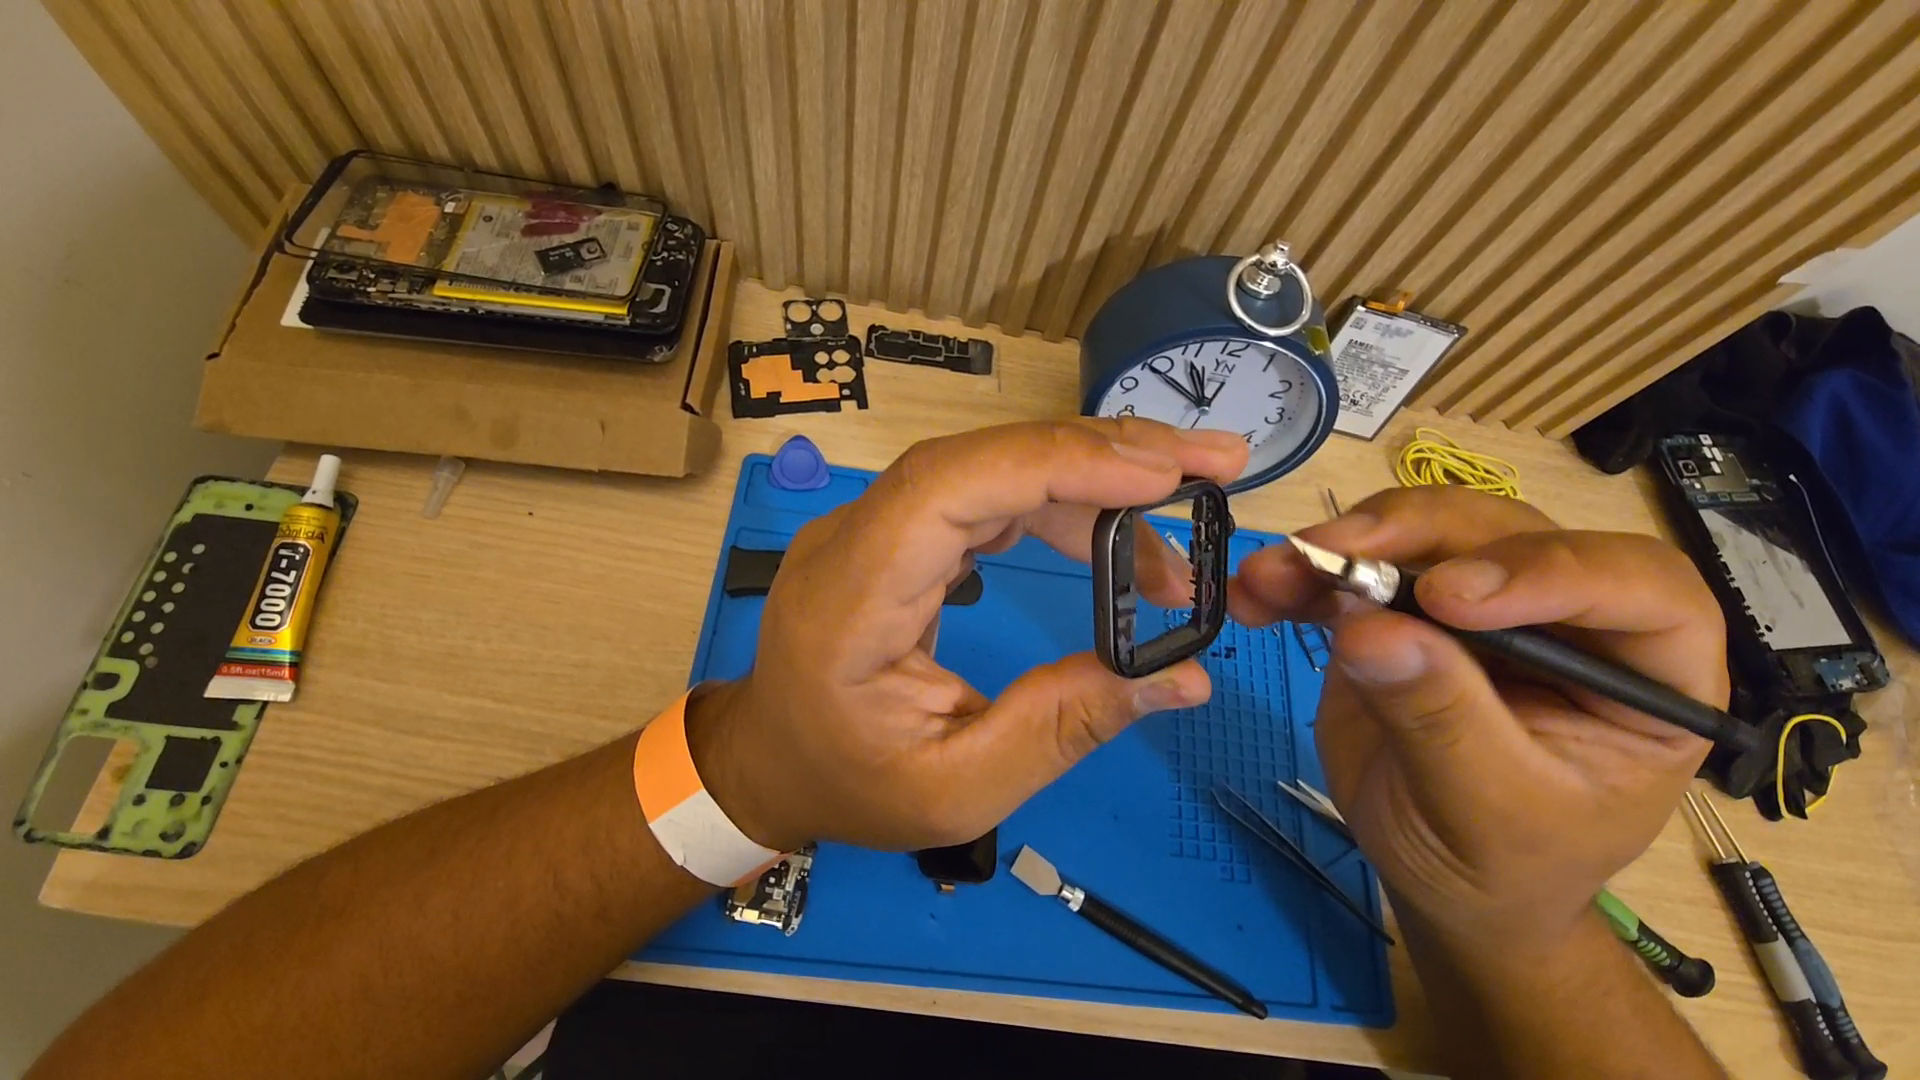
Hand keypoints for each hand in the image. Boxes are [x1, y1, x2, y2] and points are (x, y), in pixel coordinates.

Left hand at [686, 420, 1248, 851]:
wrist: (770, 759)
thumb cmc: (848, 784)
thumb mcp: (959, 788)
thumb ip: (1064, 728)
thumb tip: (1183, 680)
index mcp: (850, 602)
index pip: (946, 490)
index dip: (1054, 463)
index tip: (1162, 473)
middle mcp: (855, 541)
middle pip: (980, 460)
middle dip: (1102, 453)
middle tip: (1213, 467)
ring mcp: (875, 526)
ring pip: (992, 468)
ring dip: (1093, 481)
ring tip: (1177, 535)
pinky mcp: (900, 531)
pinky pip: (986, 494)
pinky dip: (1061, 504)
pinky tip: (1115, 541)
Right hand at [1228, 487, 1726, 948]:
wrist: (1439, 878)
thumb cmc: (1497, 863)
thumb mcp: (1484, 809)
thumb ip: (1440, 719)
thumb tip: (1370, 627)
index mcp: (1638, 673)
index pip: (1637, 589)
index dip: (1549, 571)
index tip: (1447, 597)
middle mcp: (1562, 618)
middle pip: (1503, 534)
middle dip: (1410, 536)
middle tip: (1327, 554)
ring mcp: (1474, 608)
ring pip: (1419, 534)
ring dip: (1336, 547)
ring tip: (1266, 577)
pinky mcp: (1402, 612)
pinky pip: (1353, 571)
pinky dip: (1300, 578)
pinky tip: (1256, 595)